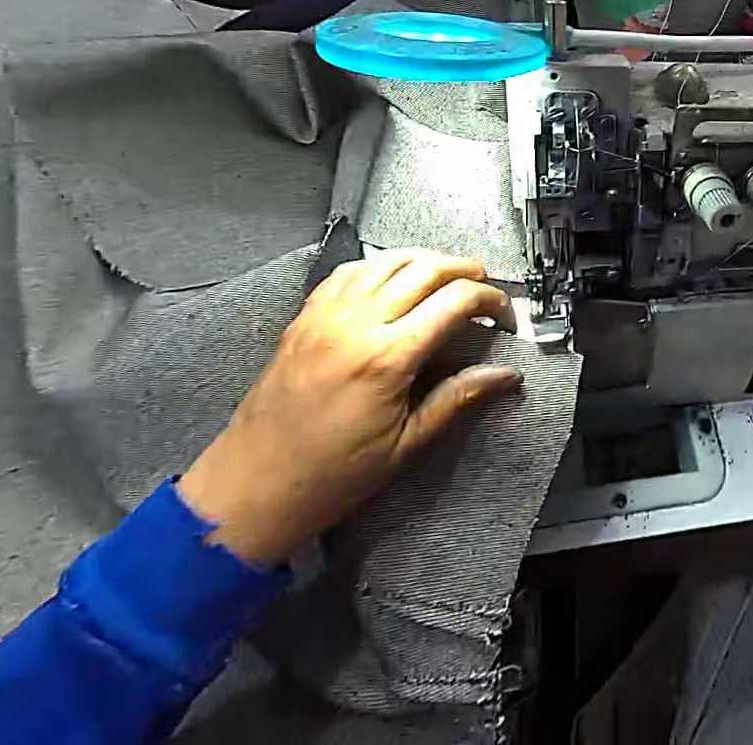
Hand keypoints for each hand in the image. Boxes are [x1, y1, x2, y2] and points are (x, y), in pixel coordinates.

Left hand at [178, 248, 521, 565]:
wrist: (246, 491)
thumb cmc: (330, 476)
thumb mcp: (407, 443)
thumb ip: (458, 398)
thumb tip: (506, 375)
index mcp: (386, 358)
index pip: (455, 300)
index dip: (490, 301)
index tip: (502, 317)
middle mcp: (354, 326)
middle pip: (425, 269)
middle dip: (466, 270)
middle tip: (485, 287)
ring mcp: (324, 318)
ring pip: (387, 261)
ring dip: (426, 260)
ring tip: (449, 276)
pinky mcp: (303, 320)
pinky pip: (347, 273)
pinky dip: (381, 265)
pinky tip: (396, 278)